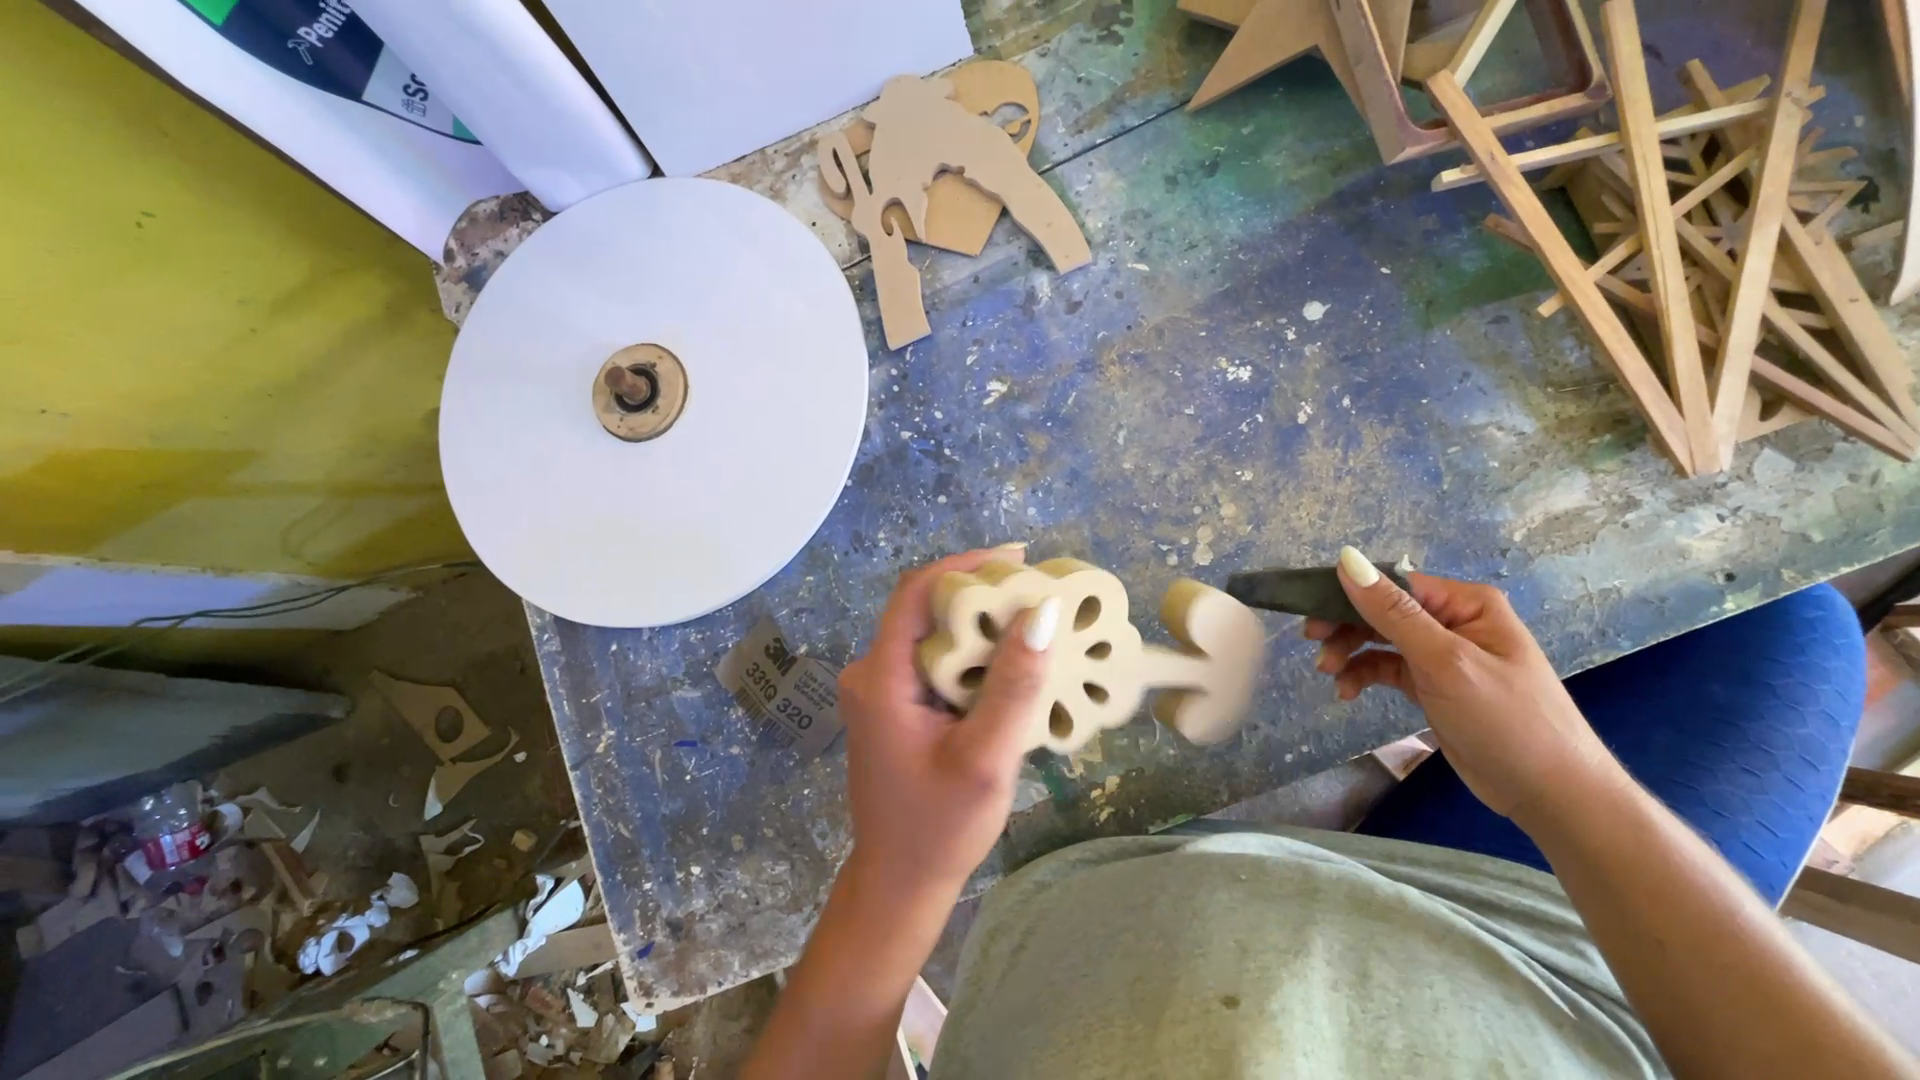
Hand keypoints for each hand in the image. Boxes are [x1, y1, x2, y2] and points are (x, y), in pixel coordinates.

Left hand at [837, 547, 1059, 897]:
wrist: (900, 881)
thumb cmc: (940, 827)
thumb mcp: (986, 759)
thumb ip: (1013, 687)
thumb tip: (1042, 612)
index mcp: (881, 679)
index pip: (916, 592)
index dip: (966, 566)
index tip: (1020, 561)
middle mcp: (872, 674)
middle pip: (924, 609)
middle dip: (981, 595)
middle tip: (1039, 595)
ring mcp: (880, 691)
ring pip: (932, 635)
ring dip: (980, 626)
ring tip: (1035, 625)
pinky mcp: (894, 708)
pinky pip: (934, 662)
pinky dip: (972, 656)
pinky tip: (1009, 665)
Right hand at [1305, 546, 1625, 821]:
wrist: (1550, 792)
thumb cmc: (1506, 719)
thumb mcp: (1445, 662)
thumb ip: (1392, 613)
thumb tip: (1346, 559)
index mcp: (1466, 603)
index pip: (1395, 583)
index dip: (1349, 593)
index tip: (1310, 614)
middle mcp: (1454, 621)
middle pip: (1383, 610)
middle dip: (1345, 626)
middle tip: (1313, 644)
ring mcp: (1443, 655)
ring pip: (1379, 639)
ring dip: (1350, 652)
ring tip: (1329, 675)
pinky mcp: (1433, 686)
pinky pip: (1386, 668)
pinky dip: (1363, 675)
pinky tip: (1348, 693)